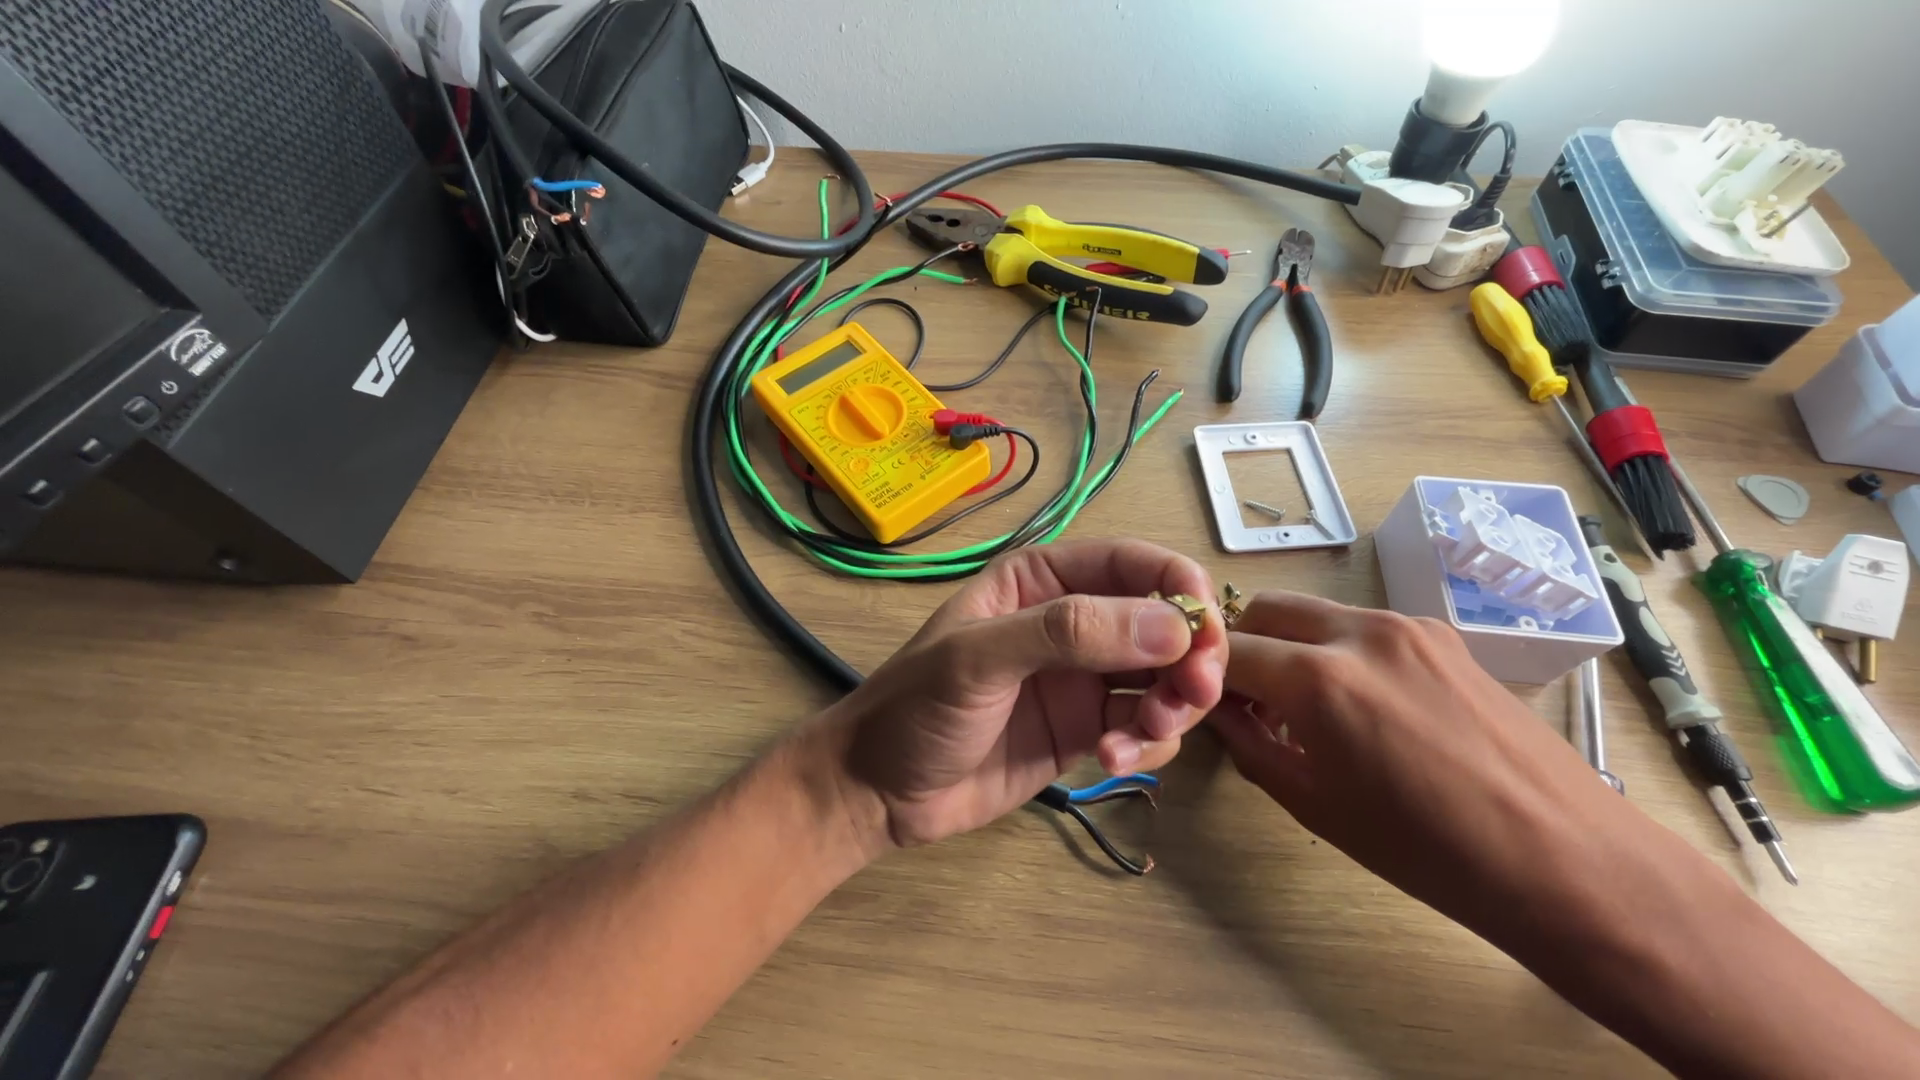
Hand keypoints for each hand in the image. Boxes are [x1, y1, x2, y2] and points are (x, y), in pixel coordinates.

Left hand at [815, 540, 1226, 849]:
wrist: (878, 791)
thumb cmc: (914, 709)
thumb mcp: (978, 659)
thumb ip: (1068, 633)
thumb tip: (1171, 624)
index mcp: (1042, 579)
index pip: (1131, 563)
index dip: (1179, 587)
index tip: (1207, 632)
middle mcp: (1072, 621)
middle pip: (1161, 621)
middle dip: (1188, 656)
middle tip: (1192, 696)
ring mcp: (1082, 677)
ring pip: (1163, 676)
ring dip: (1173, 705)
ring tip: (1142, 737)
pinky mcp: (1086, 729)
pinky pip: (1144, 726)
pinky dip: (1147, 743)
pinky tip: (1111, 762)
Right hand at [1208, 591, 1630, 922]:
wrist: (1565, 861)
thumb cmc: (1427, 850)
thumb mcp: (1313, 803)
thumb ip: (1249, 744)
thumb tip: (1217, 711)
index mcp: (1320, 678)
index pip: (1227, 652)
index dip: (1202, 677)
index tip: (1198, 702)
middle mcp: (1361, 631)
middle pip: (1266, 609)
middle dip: (1242, 646)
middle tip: (1247, 701)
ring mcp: (1409, 626)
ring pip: (1316, 613)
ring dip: (1291, 647)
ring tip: (1305, 710)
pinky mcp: (1445, 637)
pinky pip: (1364, 628)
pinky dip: (1337, 652)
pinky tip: (1360, 709)